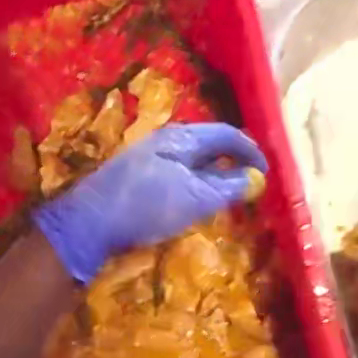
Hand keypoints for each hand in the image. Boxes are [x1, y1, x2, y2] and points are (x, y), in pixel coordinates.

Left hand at [32, 122, 268, 282]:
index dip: (251, 152)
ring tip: (227, 198)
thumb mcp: (195, 198)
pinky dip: (194, 187)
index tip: (266, 174)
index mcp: (182, 138)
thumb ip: (227, 188)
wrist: (91, 223)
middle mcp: (166, 142)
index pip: (227, 134)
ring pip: (192, 162)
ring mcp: (149, 160)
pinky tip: (194, 206)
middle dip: (233, 163)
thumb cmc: (146, 206)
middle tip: (249, 187)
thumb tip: (255, 180)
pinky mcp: (137, 180)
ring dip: (213, 177)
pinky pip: (177, 176)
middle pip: (209, 145)